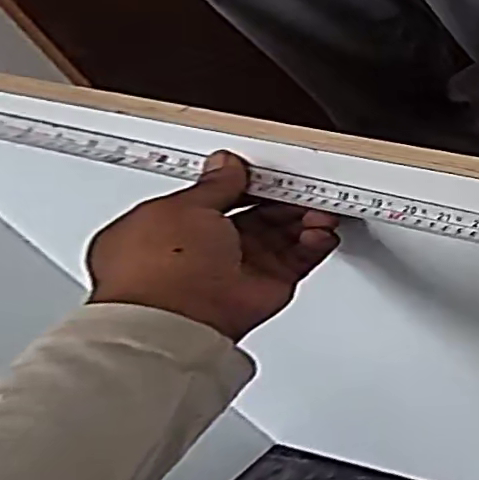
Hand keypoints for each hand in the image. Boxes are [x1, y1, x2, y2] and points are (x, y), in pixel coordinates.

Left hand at [86, 151, 340, 340]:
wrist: (181, 314)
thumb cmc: (161, 268)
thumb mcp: (181, 208)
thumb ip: (214, 185)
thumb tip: (225, 165)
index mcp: (176, 227)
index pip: (223, 197)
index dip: (250, 183)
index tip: (272, 174)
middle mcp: (210, 246)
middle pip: (264, 213)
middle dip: (289, 200)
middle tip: (306, 191)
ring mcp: (242, 264)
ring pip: (288, 231)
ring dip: (308, 218)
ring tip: (318, 213)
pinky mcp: (272, 280)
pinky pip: (306, 254)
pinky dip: (317, 241)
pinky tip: (317, 234)